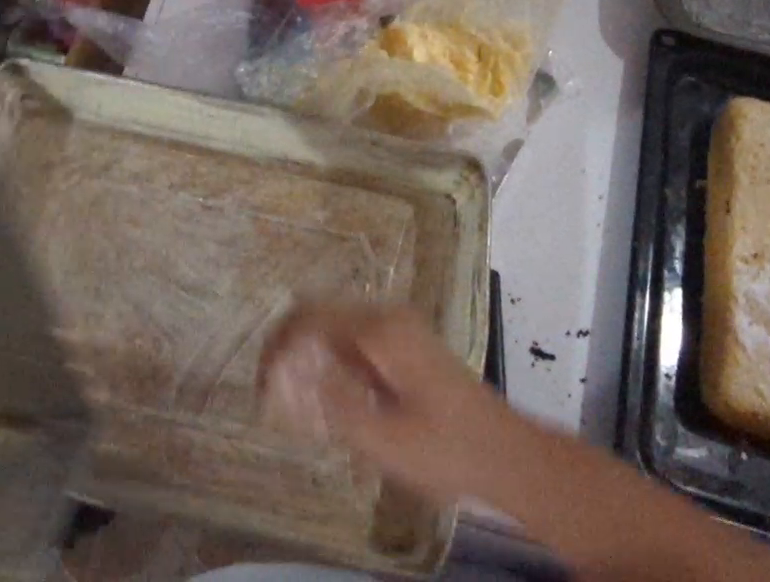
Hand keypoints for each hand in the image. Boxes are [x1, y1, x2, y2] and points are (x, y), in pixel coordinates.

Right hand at [259, 302, 525, 503]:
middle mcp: (388, 316)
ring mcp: (400, 327)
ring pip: (335, 327)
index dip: (277, 346)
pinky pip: (354, 340)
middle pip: (319, 314)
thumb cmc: (447, 451)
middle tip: (271, 393)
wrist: (508, 456)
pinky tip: (329, 398)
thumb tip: (287, 373)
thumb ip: (331, 403)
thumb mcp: (382, 438)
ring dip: (309, 355)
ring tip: (295, 399)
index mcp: (381, 330)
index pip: (308, 317)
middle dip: (289, 349)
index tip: (261, 384)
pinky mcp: (406, 344)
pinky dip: (332, 362)